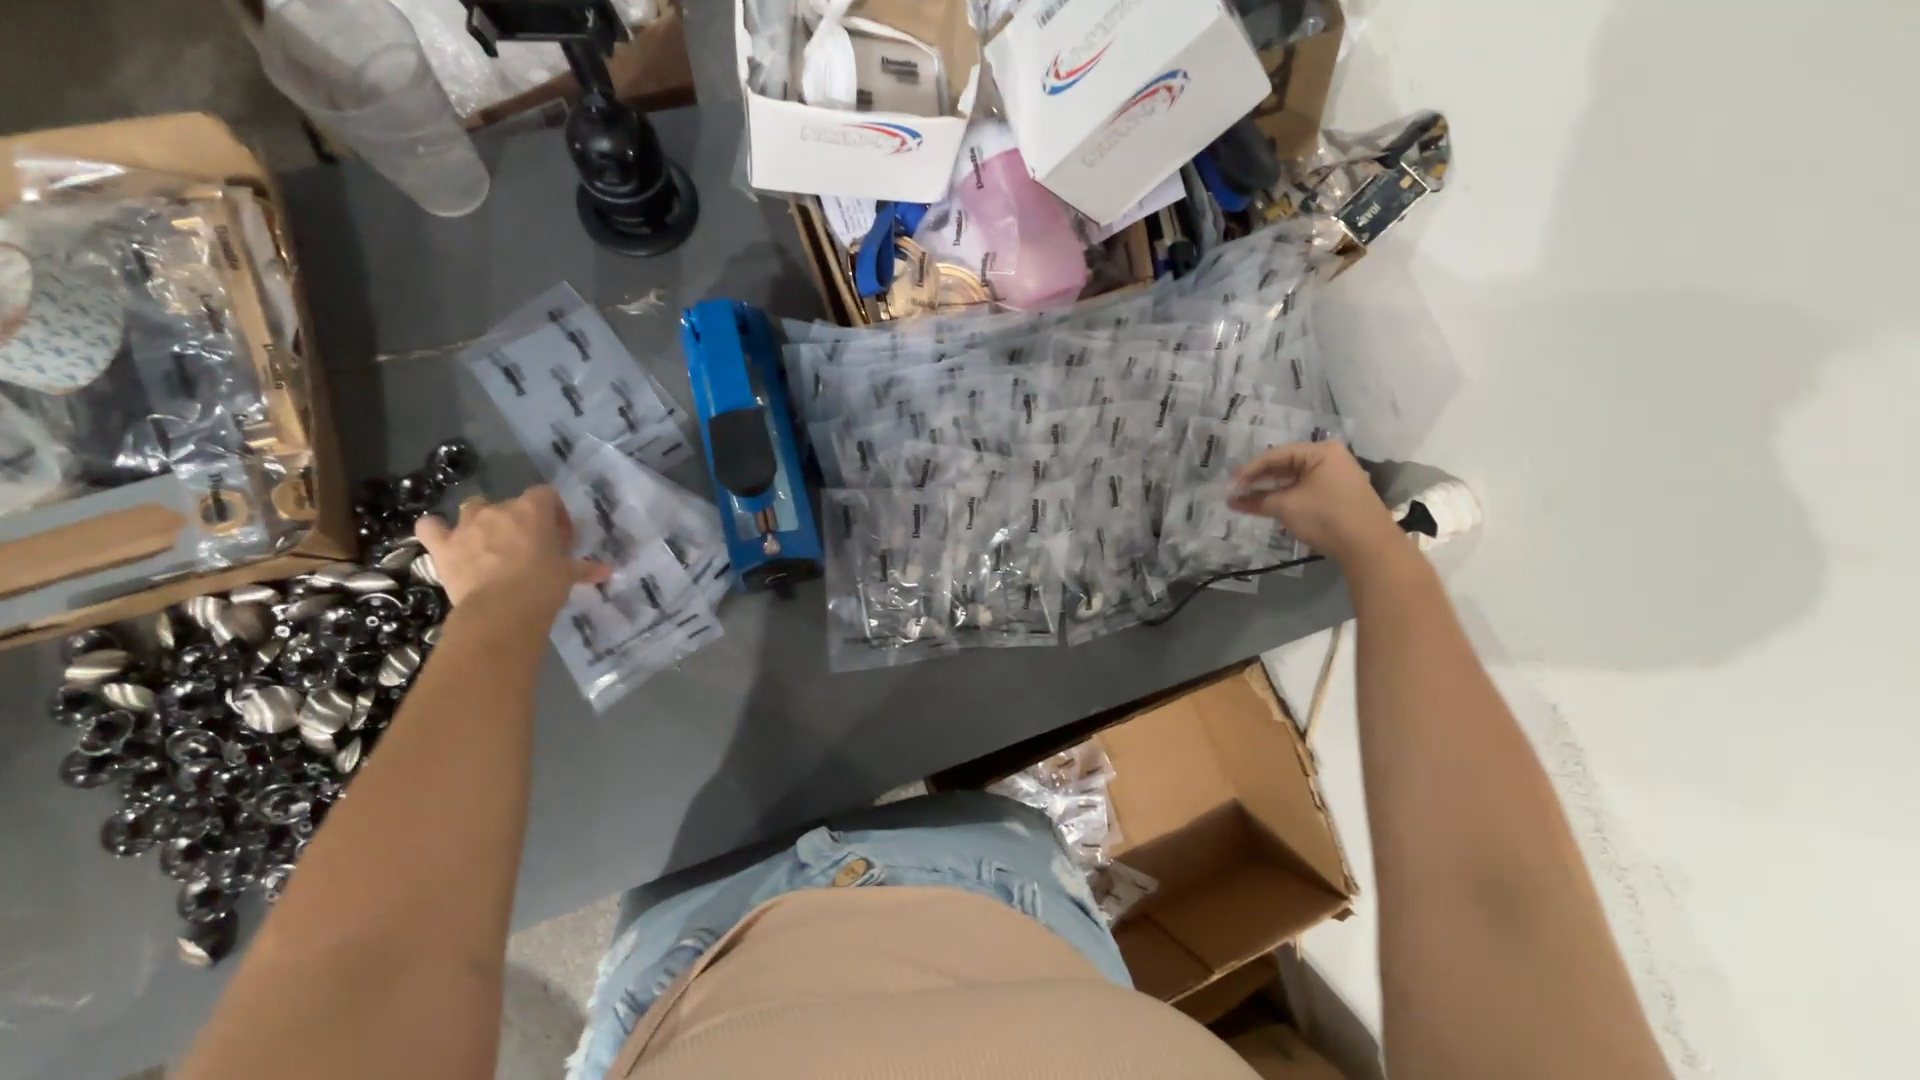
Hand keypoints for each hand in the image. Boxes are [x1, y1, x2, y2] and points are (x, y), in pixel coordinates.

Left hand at [414, 486, 608, 613]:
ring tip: (490, 543)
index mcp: (532, 510)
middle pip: (511, 503)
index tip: (560, 537)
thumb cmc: (543, 586)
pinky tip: (445, 540)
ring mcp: (467, 526)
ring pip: (472, 507)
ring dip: (481, 520)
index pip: (547, 494)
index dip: (555, 513)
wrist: (501, 611)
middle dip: (521, 522)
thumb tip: (606, 571)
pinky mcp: (443, 546)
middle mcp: (498, 510)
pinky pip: (430, 527)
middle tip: (530, 548)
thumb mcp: (569, 575)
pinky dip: (436, 529)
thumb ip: (585, 568)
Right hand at [1228, 441, 1403, 562]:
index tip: (1230, 485)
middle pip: (1286, 464)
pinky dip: (1288, 496)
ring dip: (1272, 490)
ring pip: (1296, 478)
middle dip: (1260, 480)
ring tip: (1249, 500)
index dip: (1249, 471)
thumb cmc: (1326, 517)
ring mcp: (1338, 475)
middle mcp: (1331, 457)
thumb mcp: (1286, 507)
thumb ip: (1257, 500)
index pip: (1275, 455)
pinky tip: (1272, 505)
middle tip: (1236, 492)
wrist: (1369, 547)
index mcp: (1320, 451)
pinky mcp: (1340, 493)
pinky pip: (1307, 488)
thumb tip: (1232, 500)